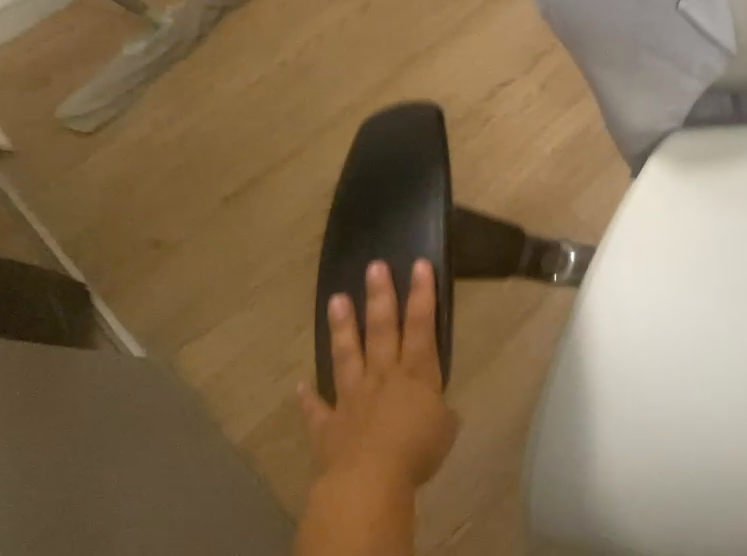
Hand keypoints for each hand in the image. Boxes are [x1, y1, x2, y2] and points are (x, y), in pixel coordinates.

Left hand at [298, 260, 458, 489]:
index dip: (423, 294)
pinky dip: (308, 396)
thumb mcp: (445, 426)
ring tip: (336, 299)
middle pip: (383, 329)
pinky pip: (316, 407)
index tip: (420, 264)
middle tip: (375, 266)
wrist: (368, 482)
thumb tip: (430, 409)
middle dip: (381, 296)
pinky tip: (300, 384)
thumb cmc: (417, 451)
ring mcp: (352, 398)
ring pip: (348, 355)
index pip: (422, 324)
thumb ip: (437, 409)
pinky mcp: (328, 425)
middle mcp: (384, 376)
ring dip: (343, 328)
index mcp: (418, 373)